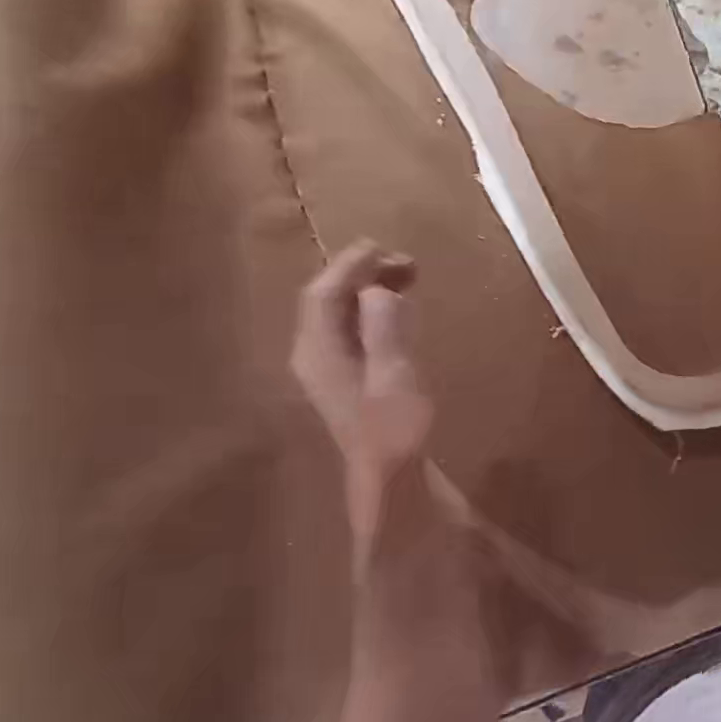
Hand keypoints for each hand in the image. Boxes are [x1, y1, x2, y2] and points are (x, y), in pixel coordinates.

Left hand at [290, 240, 431, 501]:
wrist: (389, 475)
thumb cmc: (394, 426)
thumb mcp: (394, 374)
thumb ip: (385, 327)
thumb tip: (380, 289)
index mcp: (319, 350)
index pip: (324, 293)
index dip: (351, 265)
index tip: (383, 247)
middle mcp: (314, 353)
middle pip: (328, 300)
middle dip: (362, 274)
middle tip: (406, 263)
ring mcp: (327, 367)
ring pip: (339, 314)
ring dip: (368, 291)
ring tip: (406, 279)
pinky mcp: (344, 377)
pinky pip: (350, 329)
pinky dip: (372, 311)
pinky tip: (396, 312)